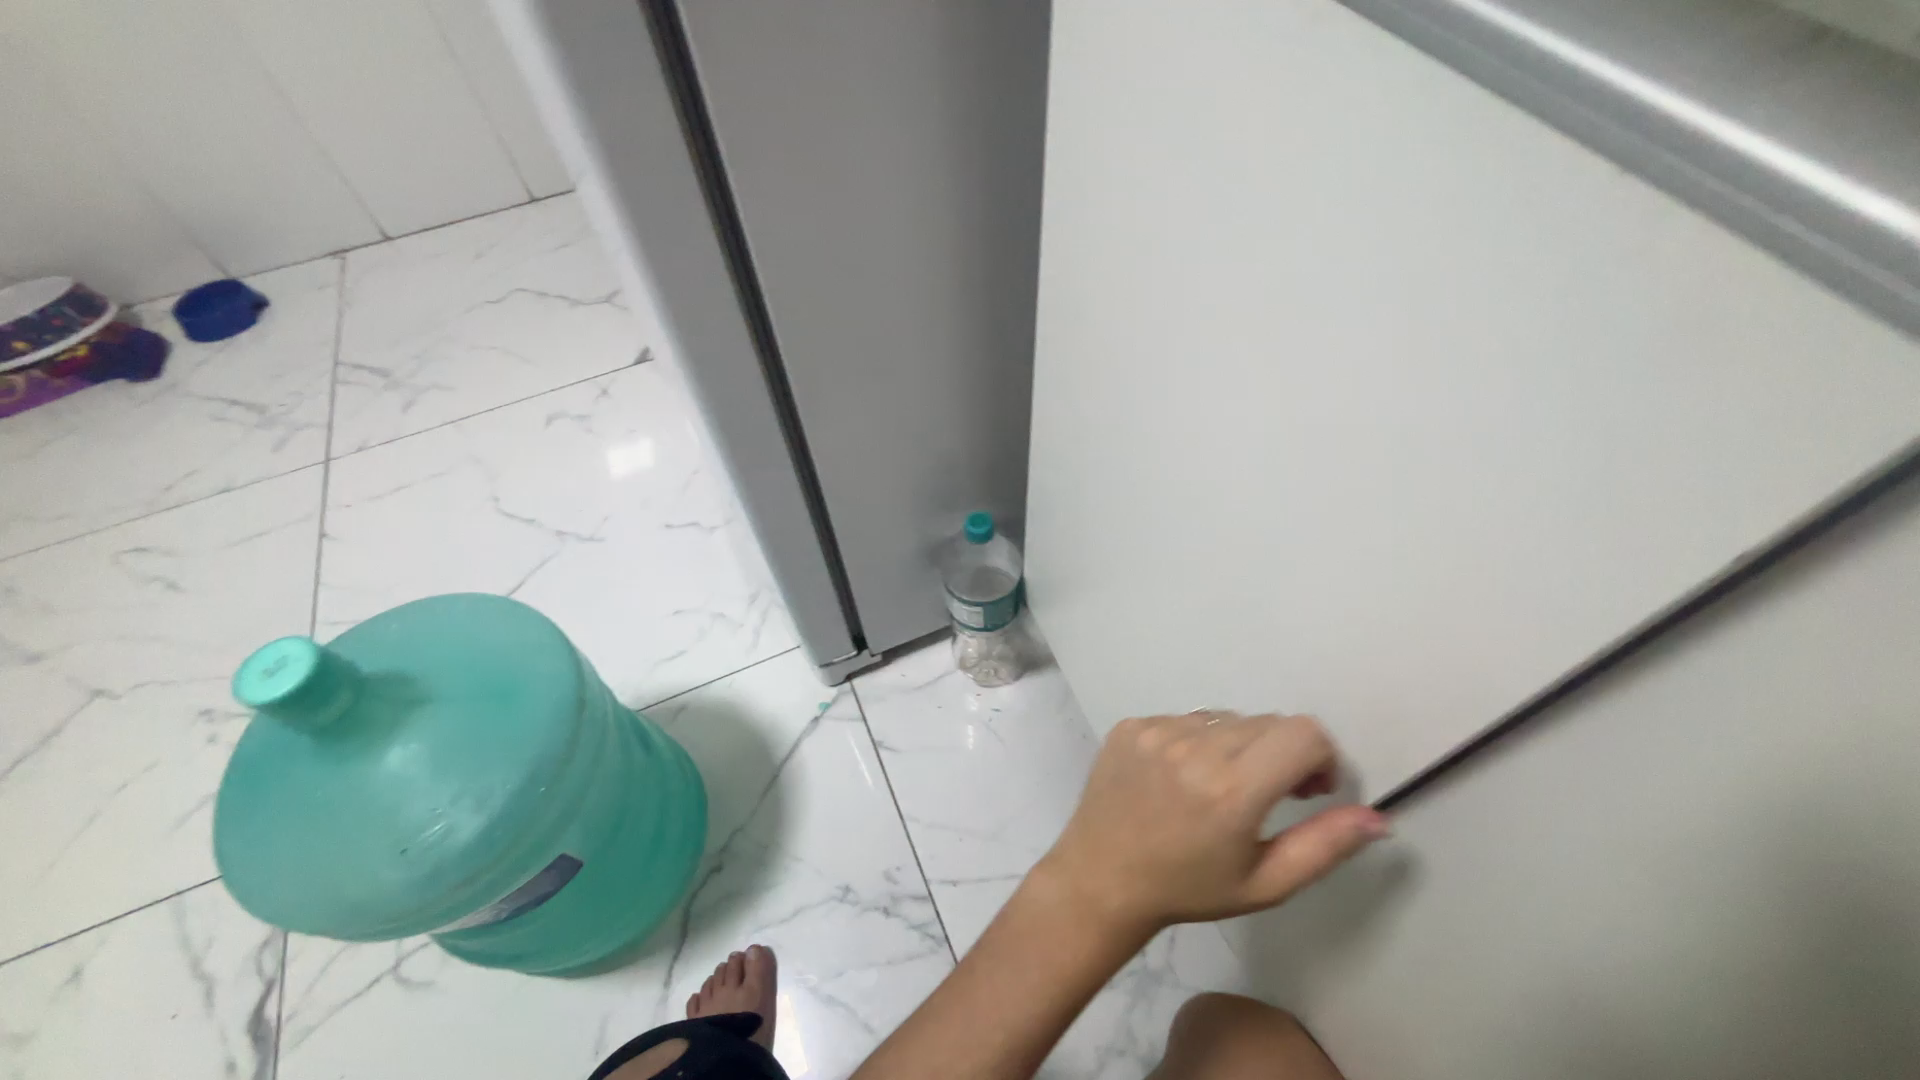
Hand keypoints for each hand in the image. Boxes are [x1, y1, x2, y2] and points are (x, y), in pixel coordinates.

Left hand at [1037, 711, 1388, 936]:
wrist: (1100, 879)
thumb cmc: (1187, 888)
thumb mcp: (1264, 883)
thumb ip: (1324, 846)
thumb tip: (1378, 817)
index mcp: (1231, 789)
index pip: (1304, 733)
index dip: (1320, 758)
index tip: (1309, 790)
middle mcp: (1193, 747)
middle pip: (1267, 722)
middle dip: (1281, 754)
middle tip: (1269, 795)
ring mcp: (1156, 730)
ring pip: (1226, 718)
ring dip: (1237, 745)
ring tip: (1217, 788)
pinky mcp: (1130, 725)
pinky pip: (1184, 719)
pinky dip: (1195, 741)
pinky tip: (1179, 779)